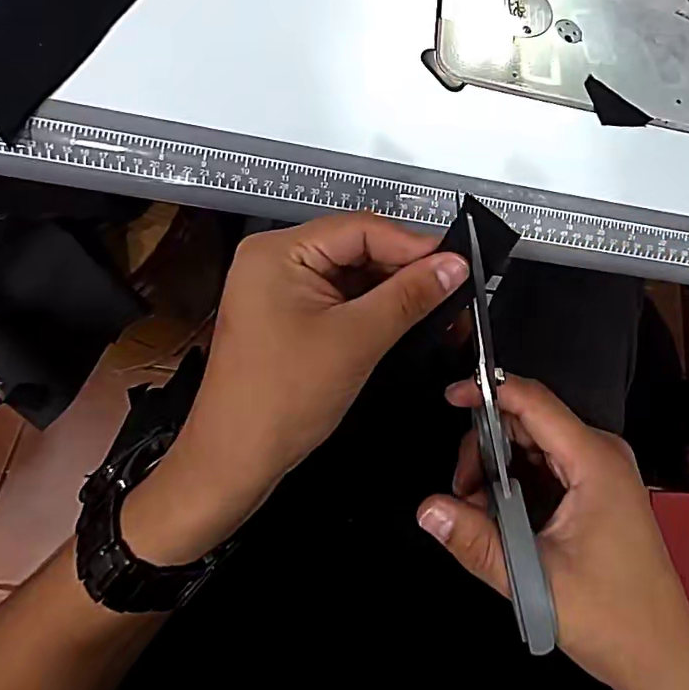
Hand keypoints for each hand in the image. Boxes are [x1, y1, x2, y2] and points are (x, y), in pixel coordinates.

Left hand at [121, 211, 467, 565]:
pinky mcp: (292, 311)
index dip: (413, 246)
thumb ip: (410, 296)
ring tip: (436, 307)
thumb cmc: (272, 403)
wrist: (235, 460)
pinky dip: (376, 308)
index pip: (362, 229)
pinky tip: (406, 319)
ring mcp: (282, 287)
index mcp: (277, 252)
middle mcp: (275, 260)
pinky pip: (343, 296)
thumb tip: (450, 267)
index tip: (453, 262)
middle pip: (360, 247)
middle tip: (451, 287)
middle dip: (407, 270)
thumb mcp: (357, 340)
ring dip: (396, 291)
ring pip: (355, 273)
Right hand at [417, 378, 688, 689]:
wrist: (663, 660)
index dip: (488, 390)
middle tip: (462, 491)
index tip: (453, 395)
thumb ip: (476, 541)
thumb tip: (431, 510)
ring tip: (480, 513)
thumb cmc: (618, 620)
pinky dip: (516, 481)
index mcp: (595, 461)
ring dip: (498, 468)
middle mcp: (601, 454)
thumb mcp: (536, 580)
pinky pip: (545, 464)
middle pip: (527, 421)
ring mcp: (600, 470)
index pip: (533, 401)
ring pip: (532, 443)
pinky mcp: (595, 487)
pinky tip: (502, 516)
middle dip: (485, 447)